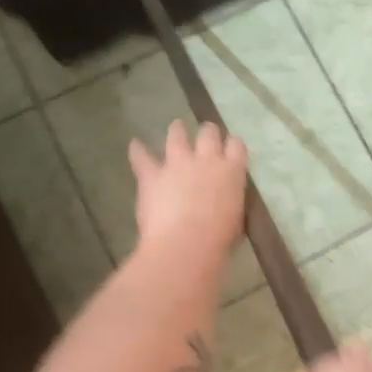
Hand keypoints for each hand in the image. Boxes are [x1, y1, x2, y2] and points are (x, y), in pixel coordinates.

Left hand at [128, 120, 247, 262]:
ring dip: (177, 131)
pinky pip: (142, 158)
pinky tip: (134, 144)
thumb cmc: (219, 239)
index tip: (231, 147)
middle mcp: (206, 160)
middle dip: (208, 132)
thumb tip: (226, 201)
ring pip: (177, 137)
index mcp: (232, 171)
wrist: (186, 244)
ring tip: (176, 127)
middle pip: (209, 134)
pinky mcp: (153, 175)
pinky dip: (138, 151)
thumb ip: (230, 201)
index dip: (233, 145)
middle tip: (206, 134)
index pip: (237, 146)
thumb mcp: (236, 218)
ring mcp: (178, 164)